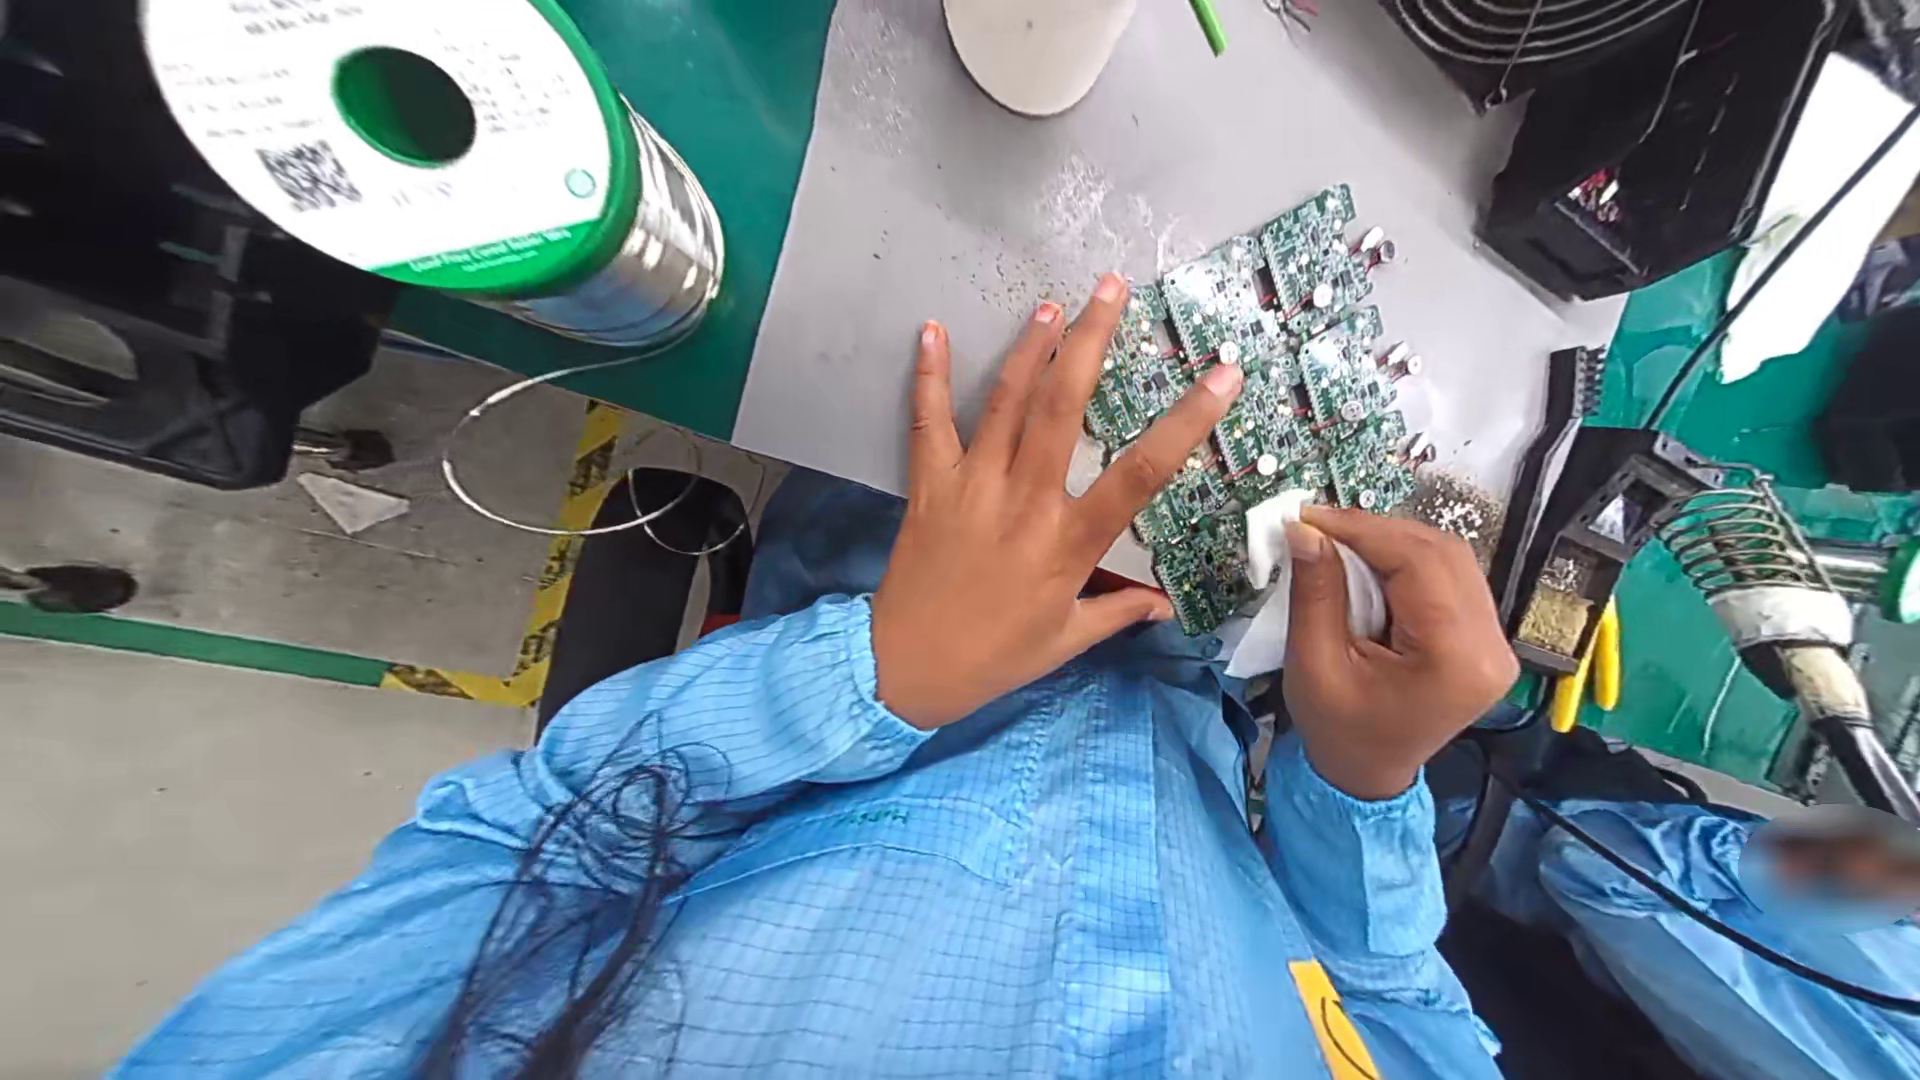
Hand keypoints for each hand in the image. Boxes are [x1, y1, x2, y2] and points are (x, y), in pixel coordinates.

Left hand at [871, 275, 1244, 729]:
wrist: (908, 664)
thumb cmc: (994, 657)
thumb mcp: (1065, 640)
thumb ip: (1117, 613)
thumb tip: (1164, 605)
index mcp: (1069, 543)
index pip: (1141, 474)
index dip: (1186, 422)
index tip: (1221, 376)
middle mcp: (1024, 501)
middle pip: (1063, 409)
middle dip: (1090, 343)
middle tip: (1110, 290)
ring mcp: (972, 487)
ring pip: (1004, 404)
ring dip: (1029, 349)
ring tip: (1051, 305)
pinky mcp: (929, 485)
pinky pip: (928, 422)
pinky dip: (928, 375)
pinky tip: (931, 330)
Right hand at [1283, 507, 1517, 798]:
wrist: (1365, 770)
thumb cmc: (1335, 726)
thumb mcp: (1313, 661)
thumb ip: (1316, 592)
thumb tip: (1304, 531)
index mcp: (1455, 659)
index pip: (1419, 564)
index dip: (1362, 530)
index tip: (1308, 517)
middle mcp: (1490, 644)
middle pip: (1442, 553)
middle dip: (1375, 529)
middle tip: (1317, 525)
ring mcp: (1492, 640)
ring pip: (1448, 558)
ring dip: (1389, 540)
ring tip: (1336, 539)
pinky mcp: (1479, 636)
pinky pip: (1445, 576)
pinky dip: (1402, 558)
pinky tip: (1364, 560)